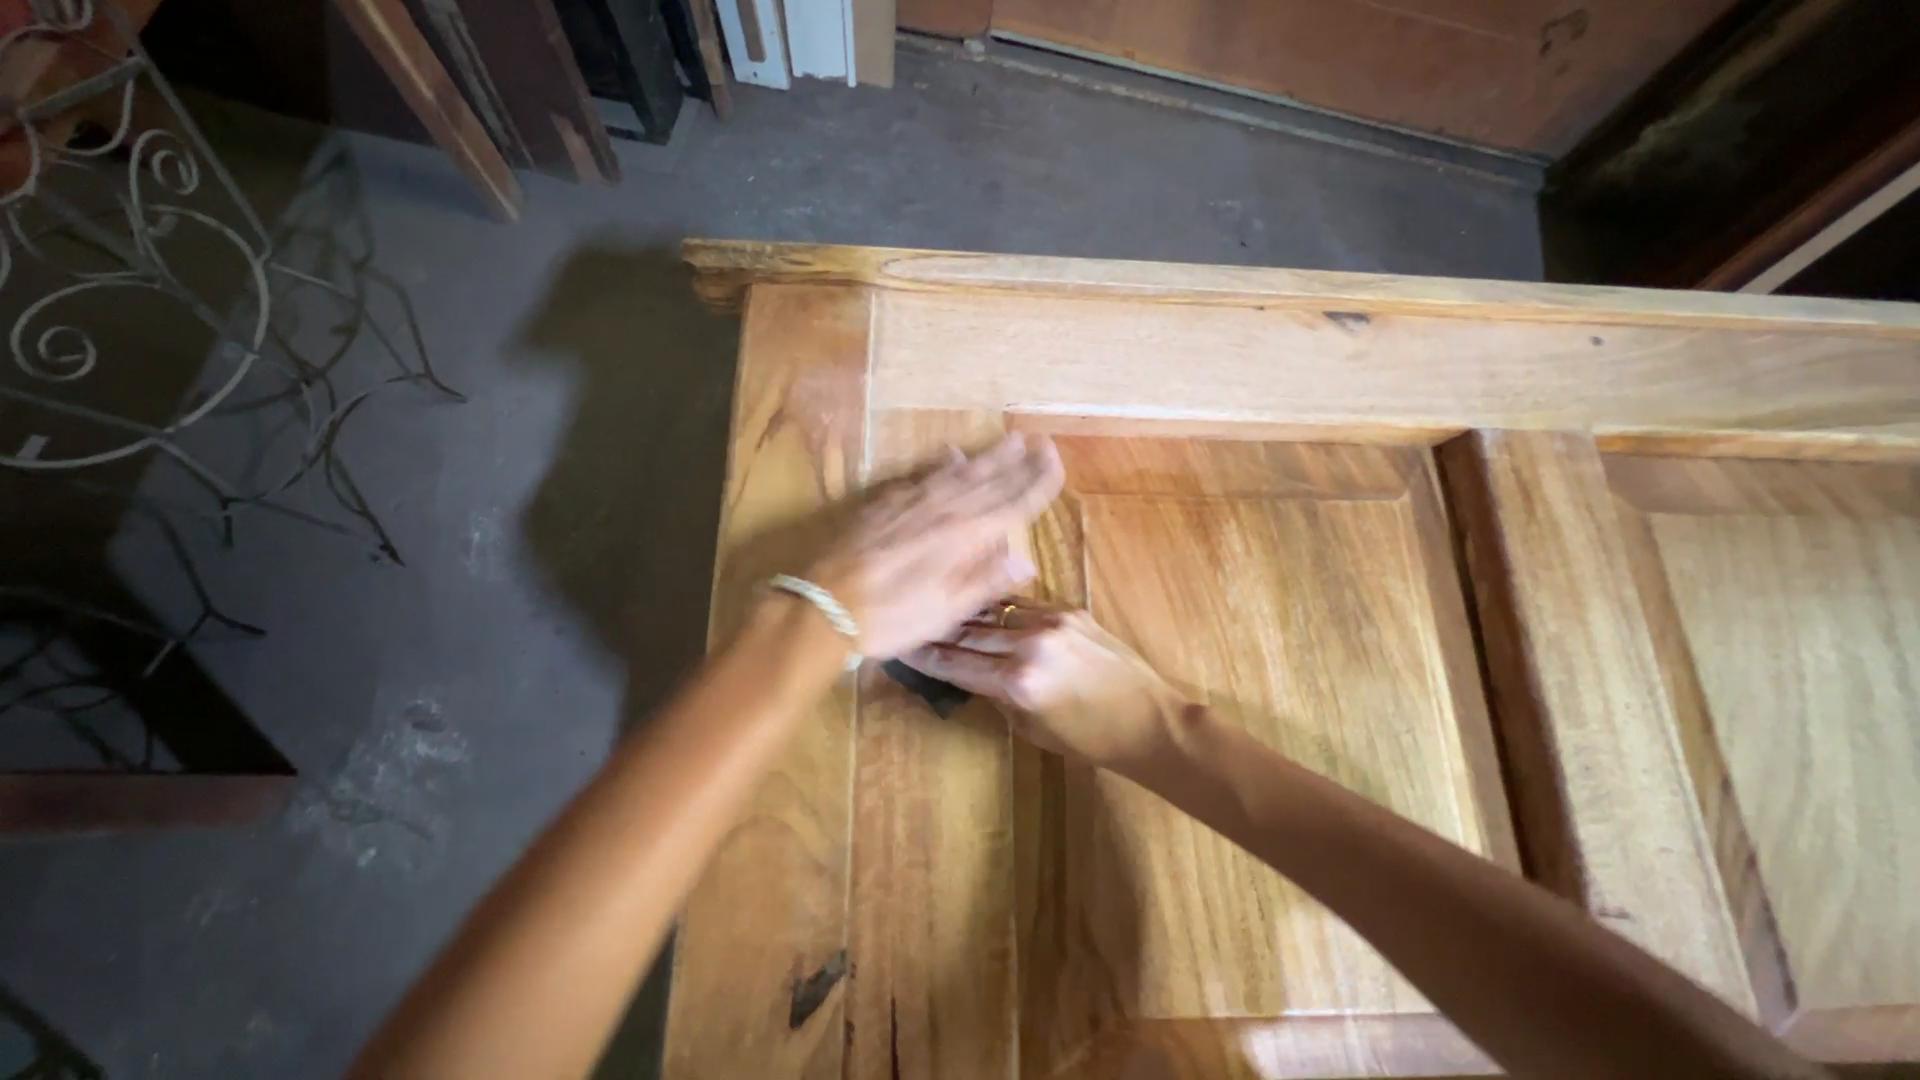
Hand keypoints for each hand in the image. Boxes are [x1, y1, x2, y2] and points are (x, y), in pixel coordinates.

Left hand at [798, 435, 1063, 660]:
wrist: (823, 605)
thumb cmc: (890, 617)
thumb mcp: (944, 611)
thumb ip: (984, 581)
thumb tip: (1026, 560)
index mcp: (964, 537)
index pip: (1012, 504)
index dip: (1038, 483)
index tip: (1057, 462)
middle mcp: (943, 511)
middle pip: (988, 480)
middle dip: (1018, 462)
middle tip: (1040, 442)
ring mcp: (911, 502)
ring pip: (958, 472)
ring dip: (986, 456)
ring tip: (1008, 441)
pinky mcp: (884, 503)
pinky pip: (922, 475)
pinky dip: (942, 464)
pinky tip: (949, 454)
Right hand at [901, 598, 1192, 770]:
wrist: (1149, 720)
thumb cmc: (1090, 739)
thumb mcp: (1032, 728)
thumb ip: (997, 697)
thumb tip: (972, 673)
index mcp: (1017, 683)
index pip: (956, 664)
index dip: (925, 656)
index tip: (901, 645)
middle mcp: (1029, 646)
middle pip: (969, 633)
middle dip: (938, 630)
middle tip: (911, 620)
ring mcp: (1051, 622)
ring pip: (993, 611)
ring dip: (965, 612)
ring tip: (940, 606)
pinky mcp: (1069, 610)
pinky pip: (1023, 604)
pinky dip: (999, 606)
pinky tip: (982, 604)